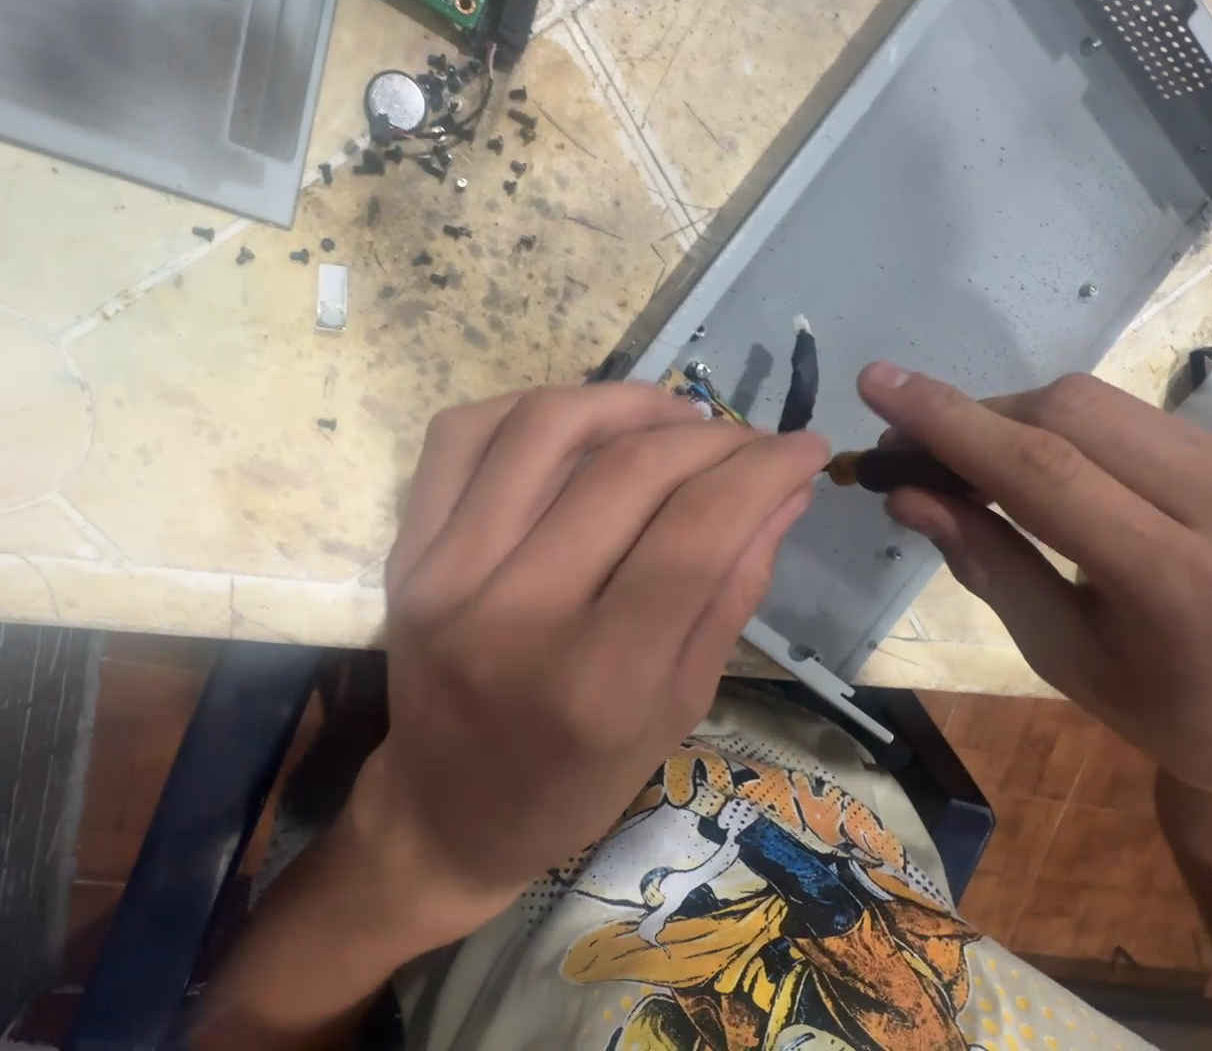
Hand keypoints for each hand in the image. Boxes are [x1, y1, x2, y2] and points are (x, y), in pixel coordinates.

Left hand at [368, 383, 828, 917]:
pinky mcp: (406, 551)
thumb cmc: (577, 781)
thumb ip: (733, 593)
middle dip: (711, 438)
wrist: (447, 810)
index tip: (805, 450)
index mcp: (598, 679)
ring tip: (677, 417)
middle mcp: (514, 614)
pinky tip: (585, 424)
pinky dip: (535, 407)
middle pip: (628, 472)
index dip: (763, 473)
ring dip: (628, 401)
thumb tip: (785, 491)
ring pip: (544, 428)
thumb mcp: (680, 708)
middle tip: (751, 441)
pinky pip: (464, 433)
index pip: (696, 534)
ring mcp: (444, 574)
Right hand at [858, 364, 1211, 846]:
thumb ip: (987, 563)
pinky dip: (1070, 436)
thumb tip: (908, 496)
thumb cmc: (1172, 719)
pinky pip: (1141, 423)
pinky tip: (1047, 475)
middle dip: (977, 418)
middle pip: (1074, 415)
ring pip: (1105, 407)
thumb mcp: (1062, 655)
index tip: (878, 383)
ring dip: (1017, 423)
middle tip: (912, 451)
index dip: (950, 422)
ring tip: (970, 465)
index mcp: (1186, 585)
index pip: (1044, 471)